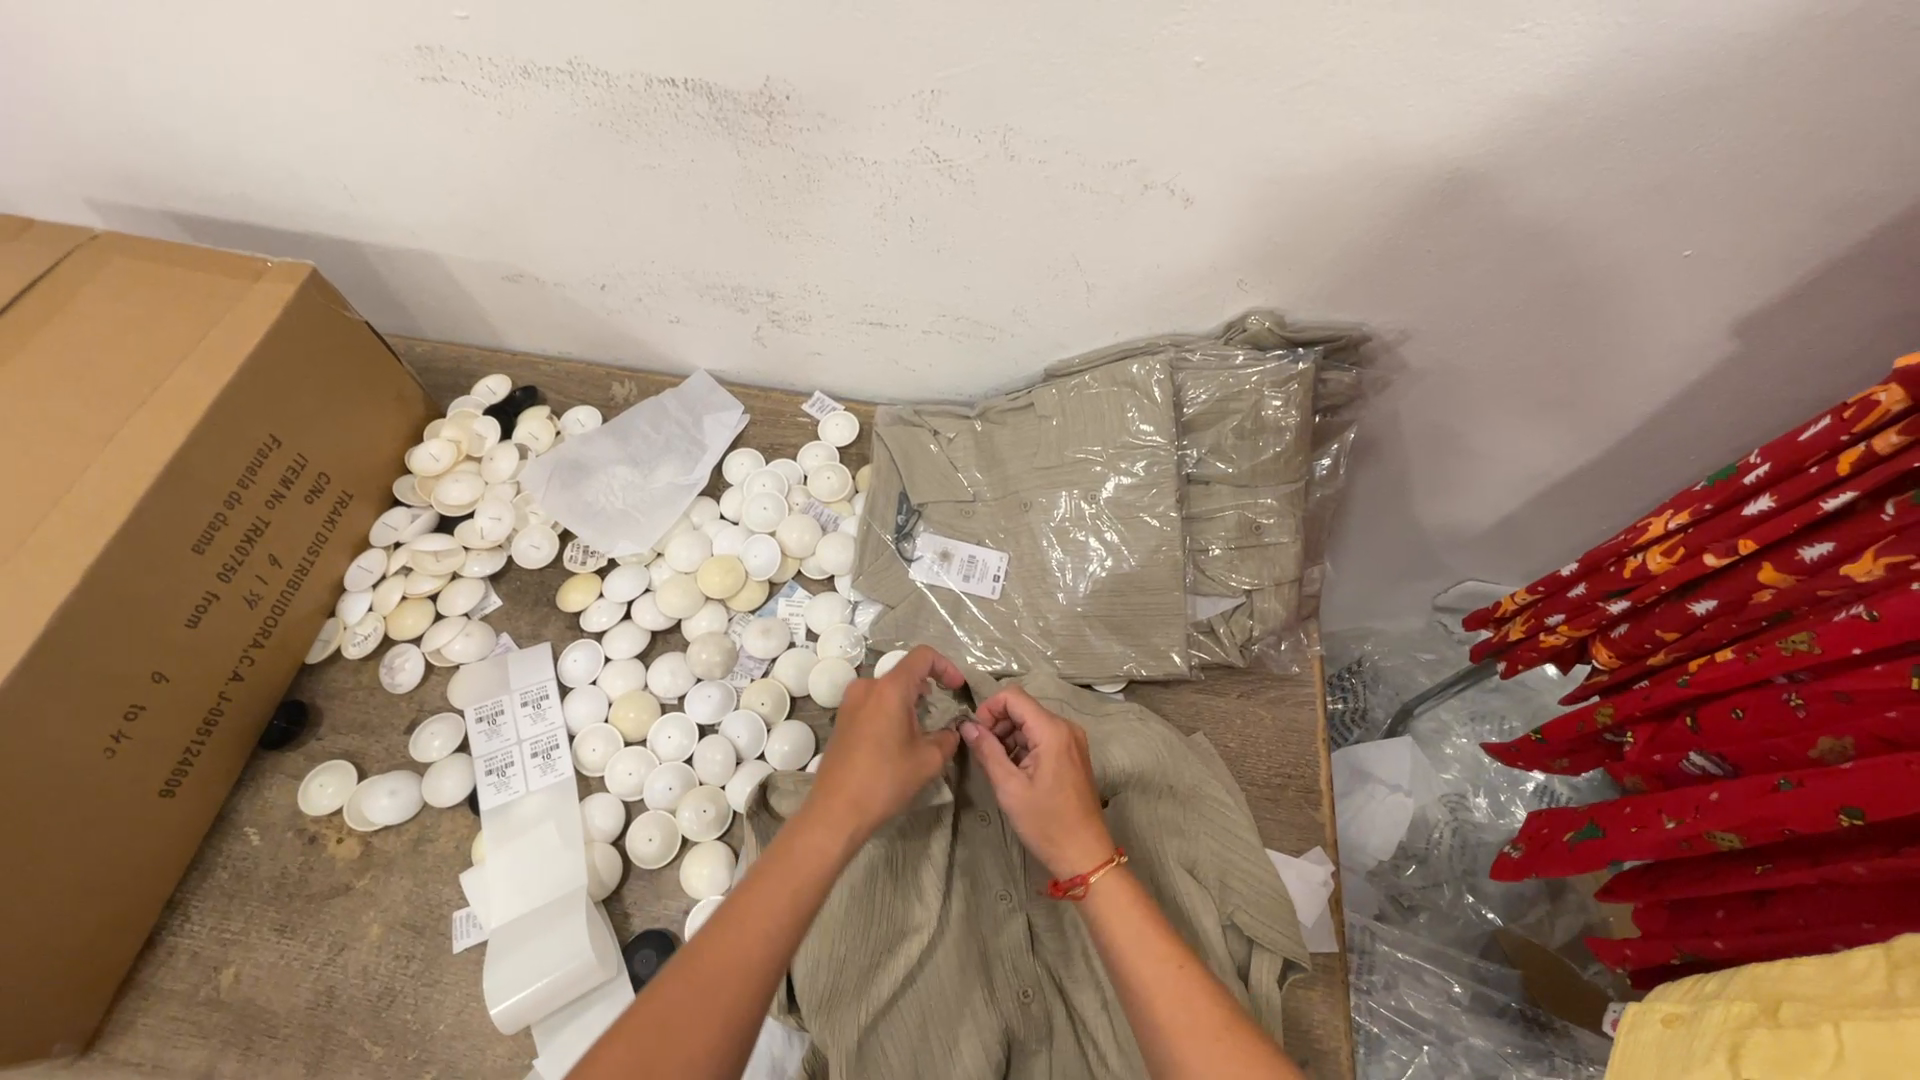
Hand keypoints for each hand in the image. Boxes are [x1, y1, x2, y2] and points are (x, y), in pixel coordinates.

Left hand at [806, 645, 962, 838]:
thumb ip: (948, 738)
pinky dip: (892, 711)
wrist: (836, 811)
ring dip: (909, 702)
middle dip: (928, 688)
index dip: (946, 666)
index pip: (923, 656)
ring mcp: (850, 703)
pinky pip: (873, 704)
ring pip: (888, 690)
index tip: (958, 689)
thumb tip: (951, 731)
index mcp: (889, 688)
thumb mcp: (928, 760)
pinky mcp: (842, 720)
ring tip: (923, 729)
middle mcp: (867, 687)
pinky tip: (899, 739)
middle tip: (943, 713)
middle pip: (905, 673)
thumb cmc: (885, 781)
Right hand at [960, 686, 1116, 878]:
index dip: (989, 709)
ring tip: (999, 769)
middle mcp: (1066, 727)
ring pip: (1031, 723)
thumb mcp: (1009, 788)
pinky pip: (1043, 737)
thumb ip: (987, 751)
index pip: (1013, 696)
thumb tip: (967, 725)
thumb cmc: (1046, 823)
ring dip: (1009, 738)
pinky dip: (1024, 748)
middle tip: (984, 755)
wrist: (1085, 855)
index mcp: (1052, 730)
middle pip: (1022, 708)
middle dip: (998, 725)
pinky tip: (1016, 773)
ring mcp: (1072, 740)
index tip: (977, 735)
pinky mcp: (1073, 754)